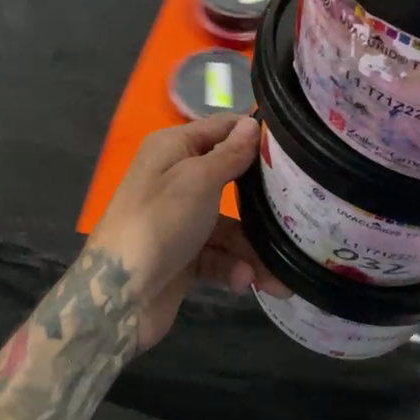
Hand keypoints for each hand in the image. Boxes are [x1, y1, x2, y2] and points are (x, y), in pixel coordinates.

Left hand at [87, 115, 287, 350]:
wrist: (118, 296)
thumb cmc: (160, 222)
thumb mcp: (198, 180)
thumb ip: (229, 154)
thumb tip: (252, 124)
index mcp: (174, 149)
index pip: (221, 128)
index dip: (254, 135)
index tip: (294, 147)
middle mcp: (177, 178)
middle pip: (230, 179)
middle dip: (263, 200)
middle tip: (301, 210)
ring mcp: (180, 219)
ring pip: (230, 225)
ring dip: (252, 248)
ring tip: (278, 275)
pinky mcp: (184, 255)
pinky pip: (219, 255)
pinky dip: (233, 268)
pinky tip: (246, 282)